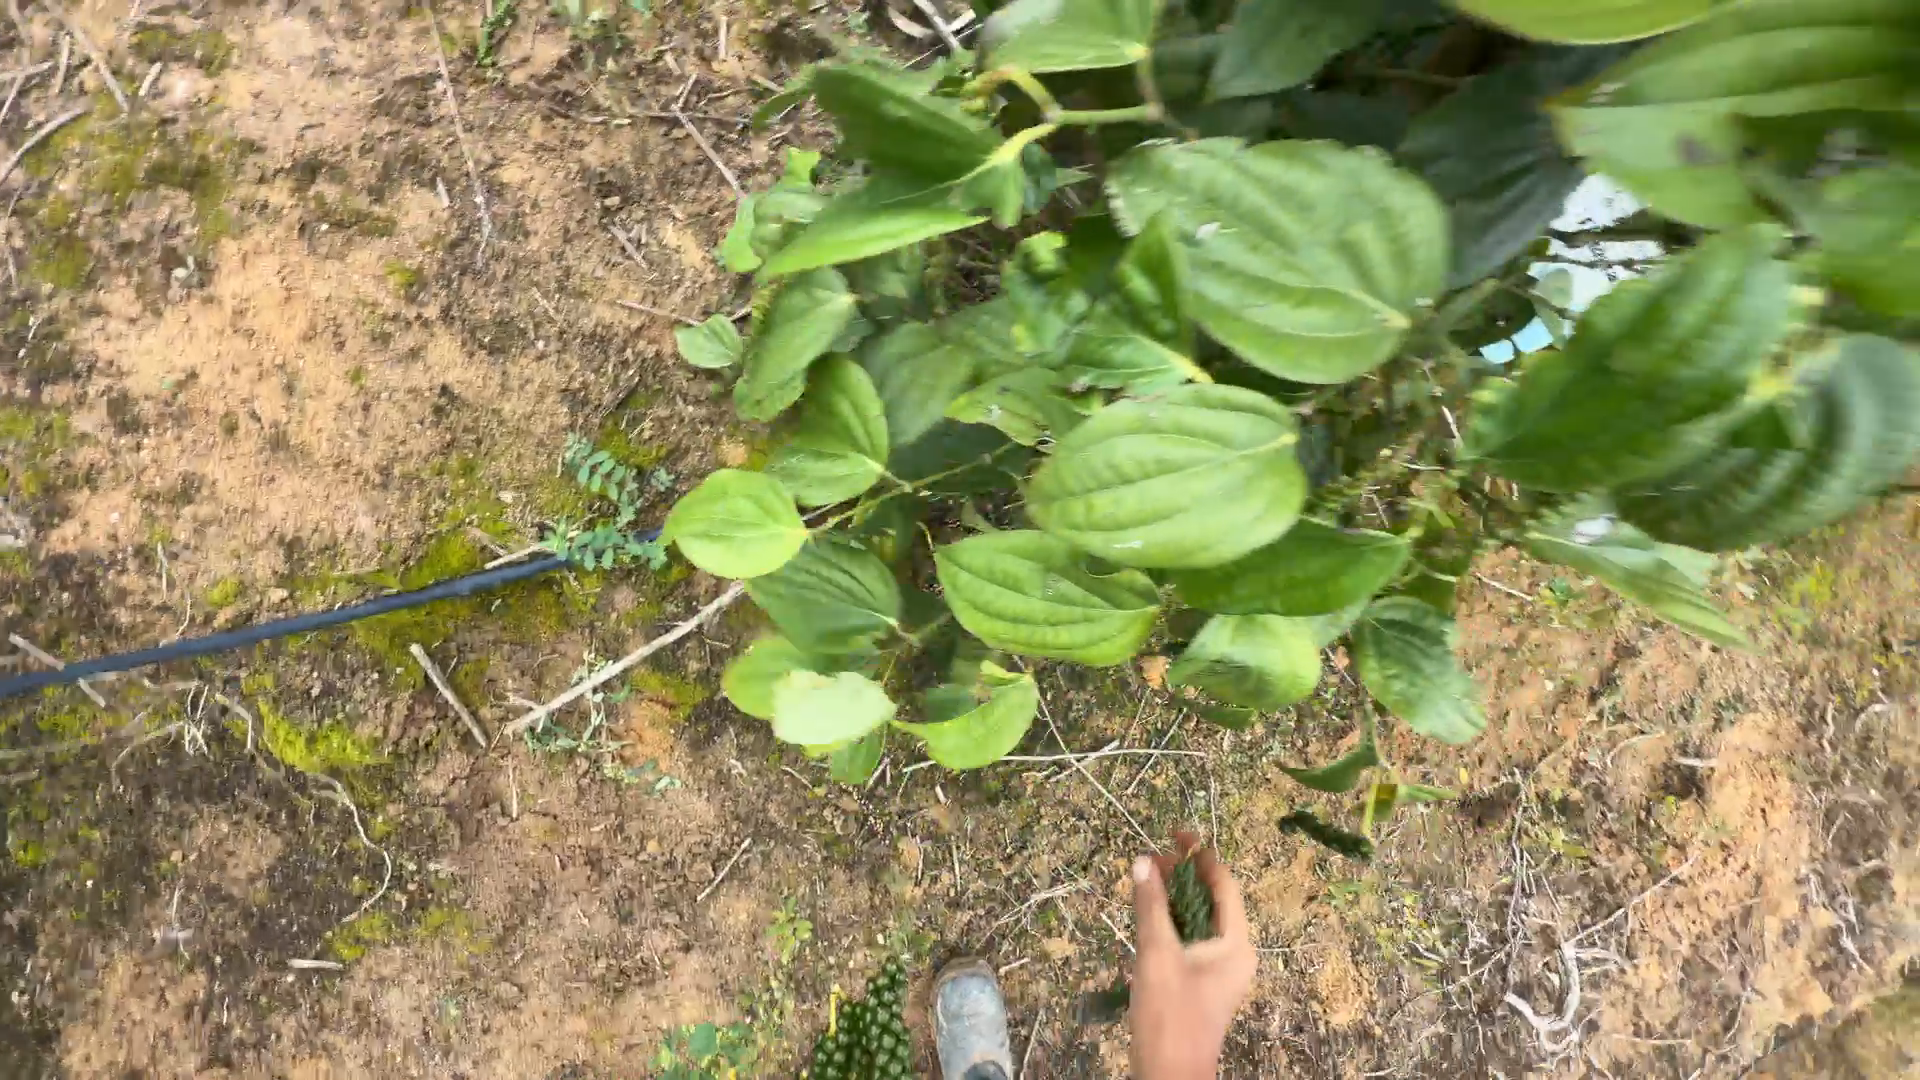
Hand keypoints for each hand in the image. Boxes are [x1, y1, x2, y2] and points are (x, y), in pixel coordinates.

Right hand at [1128, 832, 1257, 1079]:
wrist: (1169, 1078)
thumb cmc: (1168, 1015)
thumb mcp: (1155, 952)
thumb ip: (1150, 903)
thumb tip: (1141, 860)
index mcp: (1236, 943)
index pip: (1224, 884)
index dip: (1200, 854)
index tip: (1175, 832)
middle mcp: (1235, 952)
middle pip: (1212, 897)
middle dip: (1182, 873)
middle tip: (1150, 857)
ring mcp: (1220, 968)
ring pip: (1200, 916)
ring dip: (1174, 894)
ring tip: (1145, 876)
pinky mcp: (1203, 979)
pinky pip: (1192, 934)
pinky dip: (1172, 916)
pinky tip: (1148, 909)